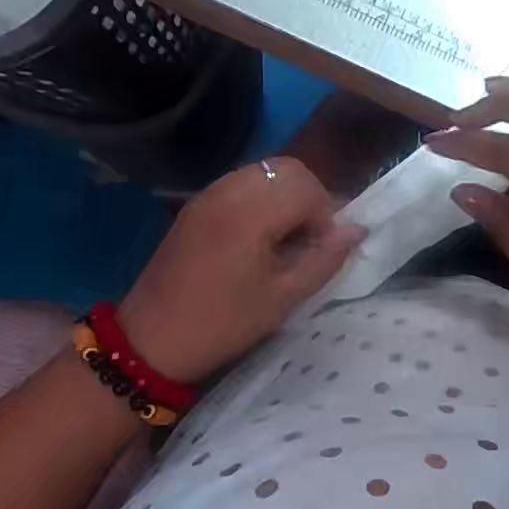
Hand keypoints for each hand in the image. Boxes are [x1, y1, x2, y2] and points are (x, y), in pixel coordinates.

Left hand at [118, 158, 364, 380]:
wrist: (150, 339)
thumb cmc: (223, 323)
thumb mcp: (283, 298)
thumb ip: (325, 259)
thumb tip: (357, 230)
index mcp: (249, 213)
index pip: (306, 187)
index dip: (325, 216)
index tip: (319, 251)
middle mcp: (228, 191)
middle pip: (288, 170)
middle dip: (309, 199)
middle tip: (308, 240)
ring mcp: (209, 195)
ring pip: (265, 173)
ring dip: (286, 197)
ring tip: (285, 240)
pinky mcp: (197, 204)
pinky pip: (242, 184)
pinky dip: (263, 199)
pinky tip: (259, 237)